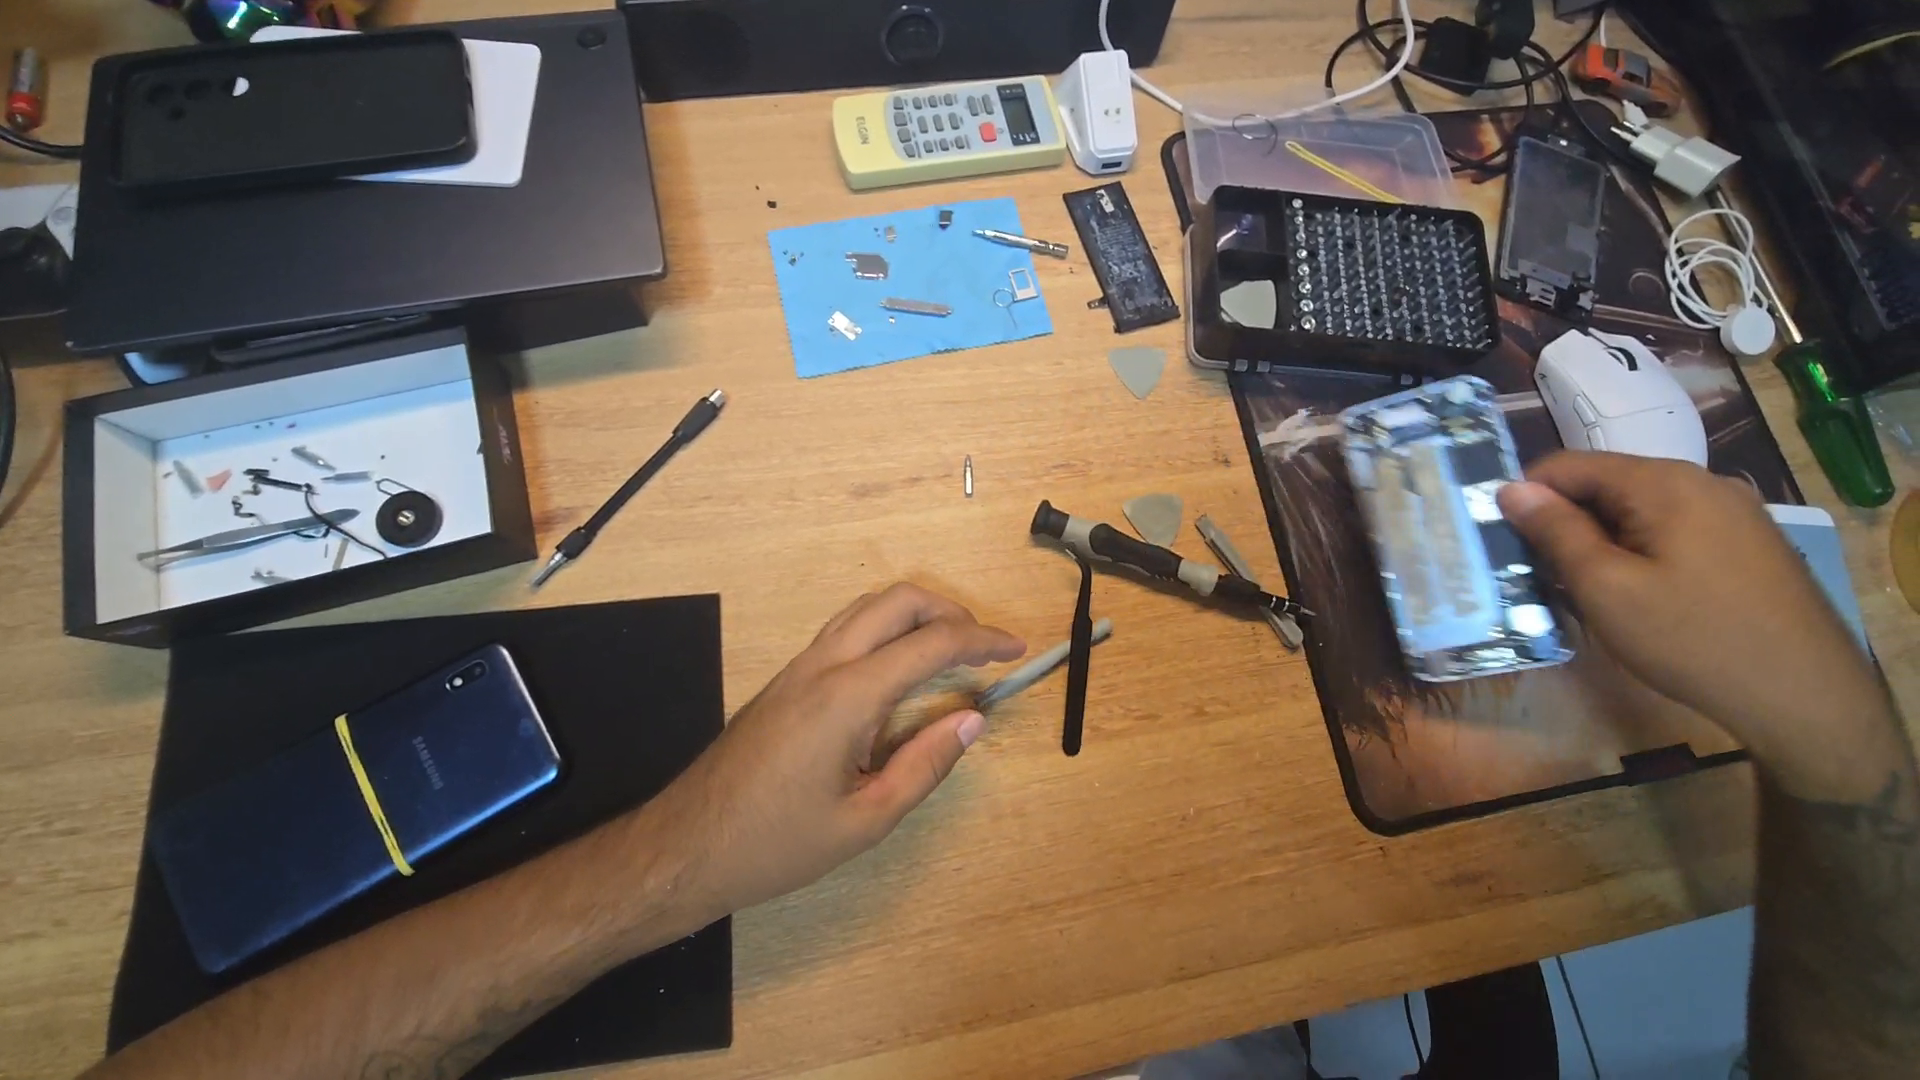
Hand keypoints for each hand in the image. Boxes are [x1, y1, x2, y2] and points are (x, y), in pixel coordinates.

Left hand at [643, 583, 1024, 918]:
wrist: (687, 845)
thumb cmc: (777, 843)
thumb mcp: (865, 820)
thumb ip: (925, 765)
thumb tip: (973, 719)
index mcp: (848, 696)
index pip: (931, 643)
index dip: (983, 640)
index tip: (1016, 649)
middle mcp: (824, 664)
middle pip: (898, 601)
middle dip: (951, 611)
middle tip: (984, 648)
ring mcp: (800, 666)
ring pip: (868, 607)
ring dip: (916, 615)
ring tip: (950, 651)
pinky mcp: (787, 678)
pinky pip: (847, 629)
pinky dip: (887, 629)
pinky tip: (899, 670)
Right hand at [1497, 452, 1895, 796]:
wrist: (1803, 695)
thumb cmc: (1689, 637)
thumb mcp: (1604, 586)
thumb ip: (1555, 531)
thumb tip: (1510, 489)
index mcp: (1664, 484)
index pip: (1567, 465)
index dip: (1525, 496)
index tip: (1502, 539)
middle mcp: (1701, 484)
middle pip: (1602, 484)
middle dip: (1560, 520)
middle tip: (1533, 571)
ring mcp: (1729, 512)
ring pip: (1632, 509)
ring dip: (1593, 539)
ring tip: (1574, 587)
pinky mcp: (1742, 543)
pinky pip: (1665, 529)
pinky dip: (1631, 550)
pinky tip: (1625, 592)